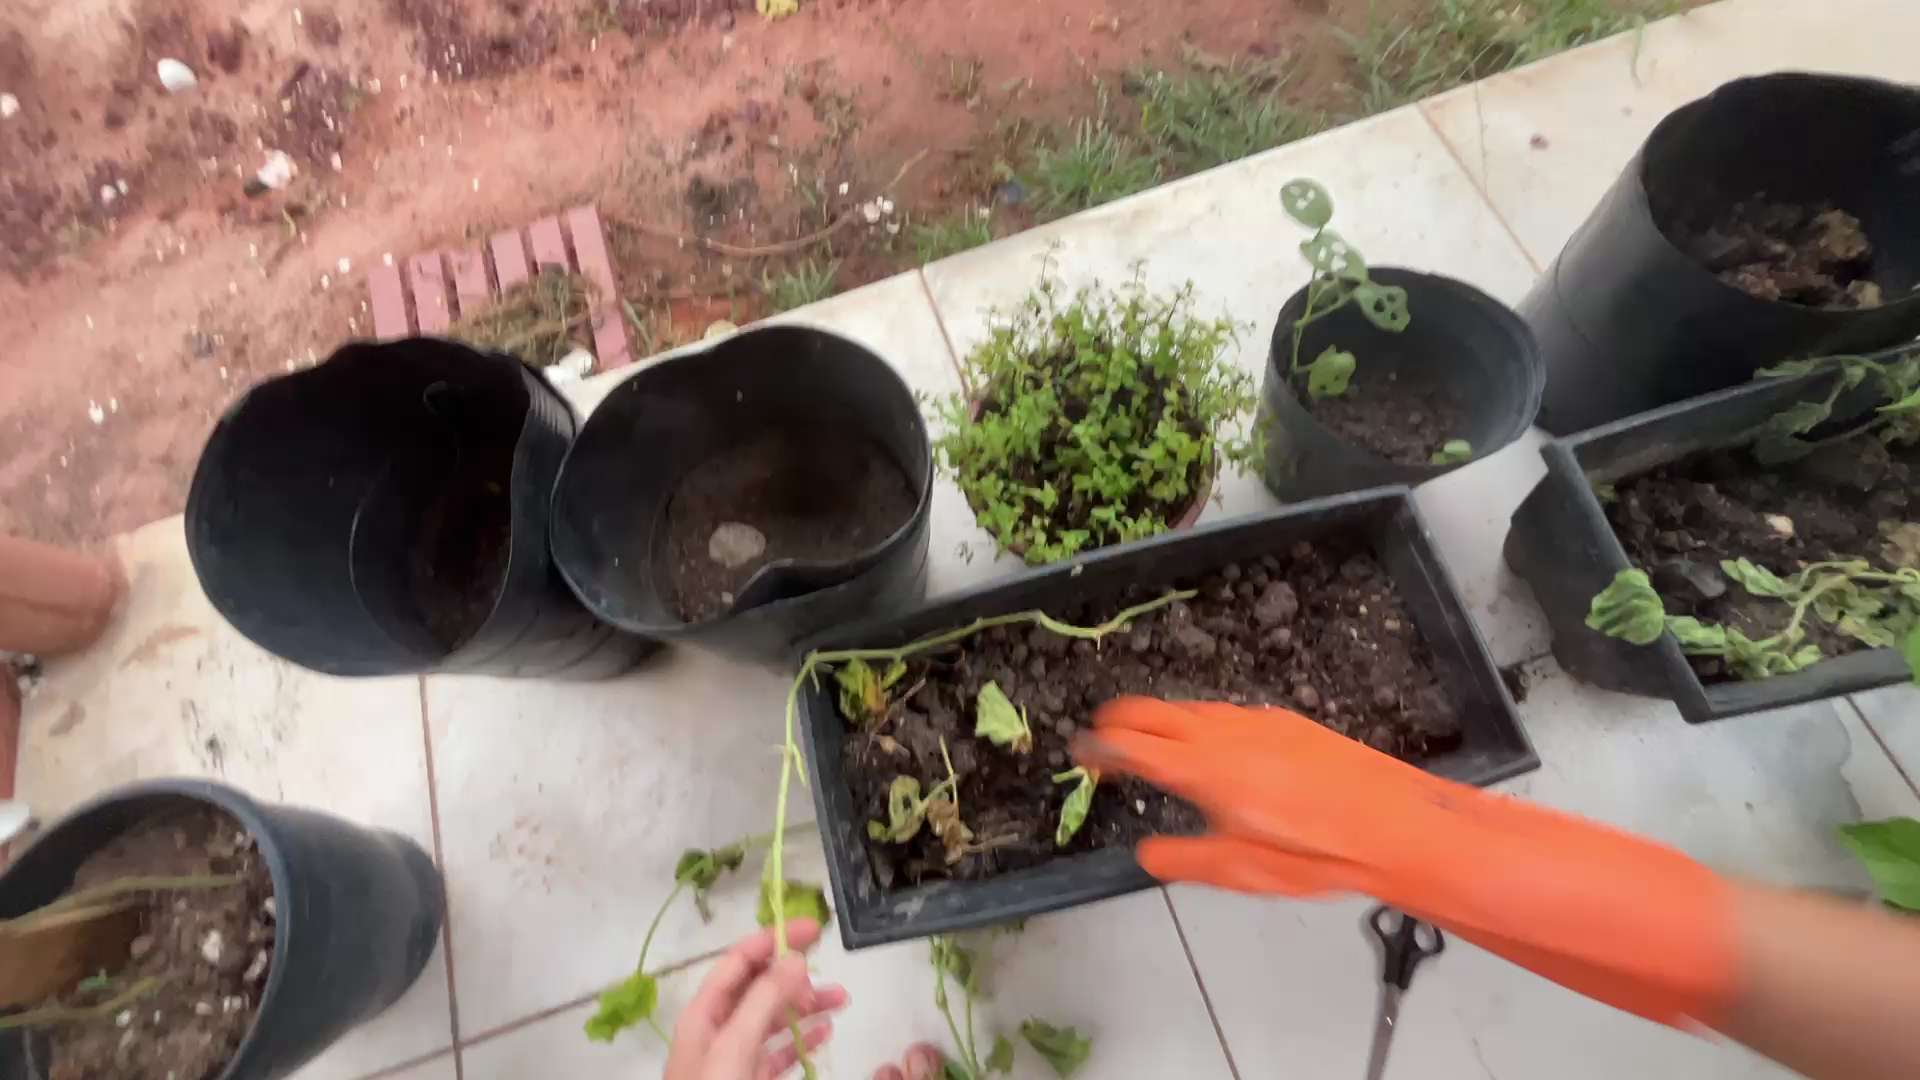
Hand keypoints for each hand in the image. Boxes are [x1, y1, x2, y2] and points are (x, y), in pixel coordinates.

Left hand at [664, 920, 848, 1079]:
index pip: (741, 959)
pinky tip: (824, 1033)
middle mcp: (717, 1031)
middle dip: (797, 975)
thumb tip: (796, 957)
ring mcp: (731, 1061)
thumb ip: (765, 1000)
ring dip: (806, 1005)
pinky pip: (777, 1052)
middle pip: (759, 987)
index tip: (817, 929)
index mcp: (705, 1014)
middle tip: (832, 975)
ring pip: (773, 1018)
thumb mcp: (735, 1049)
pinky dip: (801, 1038)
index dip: (776, 938)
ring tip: (841, 1001)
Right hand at [1075, 697, 1737, 1027]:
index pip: (1124, 742)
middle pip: (1140, 708)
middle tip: (1107, 752)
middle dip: (1113, 725)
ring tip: (1157, 756)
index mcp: (1196, 766)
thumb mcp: (1237, 870)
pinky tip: (1215, 755)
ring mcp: (1246, 717)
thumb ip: (1180, 858)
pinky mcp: (1275, 717)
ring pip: (1180, 707)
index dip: (1094, 747)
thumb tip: (1144, 853)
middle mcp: (1214, 729)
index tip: (1079, 755)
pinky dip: (1193, 725)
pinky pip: (1216, 712)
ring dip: (1155, 724)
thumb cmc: (1312, 854)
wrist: (1394, 824)